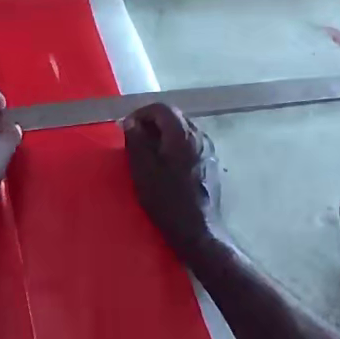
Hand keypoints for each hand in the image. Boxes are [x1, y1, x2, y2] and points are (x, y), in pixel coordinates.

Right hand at [122, 104, 226, 257]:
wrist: (198, 230)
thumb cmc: (166, 200)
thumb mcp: (142, 170)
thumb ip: (135, 142)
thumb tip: (130, 123)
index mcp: (182, 135)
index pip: (162, 108)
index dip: (142, 113)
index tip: (127, 127)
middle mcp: (200, 137)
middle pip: (175, 117)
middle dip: (152, 123)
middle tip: (134, 140)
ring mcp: (209, 150)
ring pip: (184, 131)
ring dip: (164, 135)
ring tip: (148, 153)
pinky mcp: (212, 164)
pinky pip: (191, 145)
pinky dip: (175, 147)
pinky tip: (166, 165)